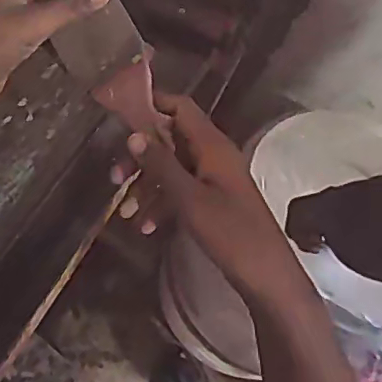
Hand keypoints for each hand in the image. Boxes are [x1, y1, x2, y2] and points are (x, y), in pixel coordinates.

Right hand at [117, 92, 303, 301]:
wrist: (267, 277)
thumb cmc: (231, 233)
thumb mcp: (189, 198)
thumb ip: (161, 164)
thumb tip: (133, 134)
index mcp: (212, 146)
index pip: (180, 108)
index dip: (152, 104)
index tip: (121, 115)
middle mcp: (213, 156)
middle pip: (169, 140)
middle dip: (140, 157)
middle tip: (115, 177)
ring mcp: (213, 179)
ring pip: (171, 169)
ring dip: (146, 186)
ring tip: (125, 212)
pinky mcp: (212, 200)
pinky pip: (180, 191)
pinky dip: (161, 203)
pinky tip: (146, 226)